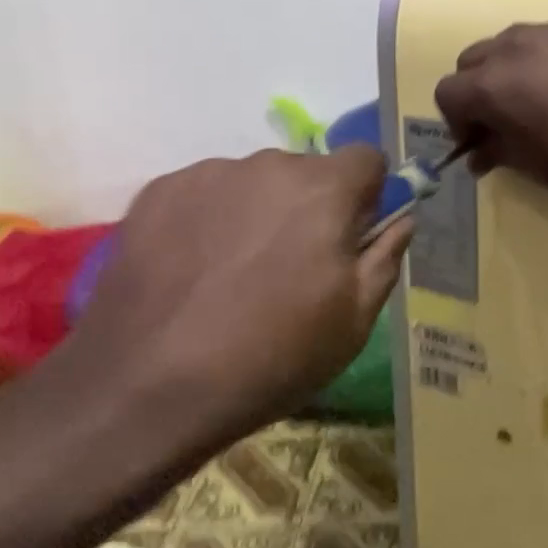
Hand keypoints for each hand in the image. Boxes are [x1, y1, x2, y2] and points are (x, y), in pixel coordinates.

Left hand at [68, 148, 409, 449]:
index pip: (367, 159)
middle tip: (290, 269)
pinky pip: (203, 194)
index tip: (351, 238)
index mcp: (324, 189)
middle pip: (306, 171)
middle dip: (309, 207)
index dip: (367, 196)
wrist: (145, 388)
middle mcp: (267, 165)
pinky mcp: (157, 192)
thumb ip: (385, 257)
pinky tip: (191, 274)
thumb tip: (402, 218)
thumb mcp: (353, 323)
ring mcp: (206, 174)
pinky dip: (208, 221)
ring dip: (256, 212)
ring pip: (252, 183)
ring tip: (231, 277)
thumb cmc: (269, 358)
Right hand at [434, 23, 547, 205]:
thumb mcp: (535, 166)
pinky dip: (537, 59)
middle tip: (499, 122)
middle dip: (475, 91)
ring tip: (532, 100)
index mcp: (493, 84)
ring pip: (505, 43)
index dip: (455, 121)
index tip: (478, 144)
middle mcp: (513, 48)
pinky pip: (542, 39)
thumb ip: (498, 152)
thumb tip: (478, 153)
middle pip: (471, 61)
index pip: (447, 92)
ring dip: (504, 70)